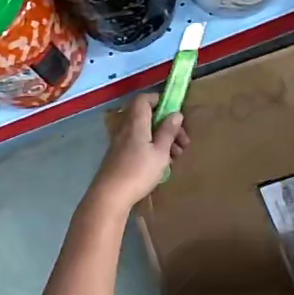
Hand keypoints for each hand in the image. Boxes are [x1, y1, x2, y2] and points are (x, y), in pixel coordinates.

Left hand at [88, 93, 187, 212]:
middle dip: (168, 126)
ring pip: (144, 132)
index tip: (175, 113)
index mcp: (136, 123)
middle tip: (183, 142)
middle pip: (147, 117)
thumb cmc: (138, 172)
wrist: (110, 195)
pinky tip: (163, 163)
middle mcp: (125, 129)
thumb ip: (168, 132)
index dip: (159, 100)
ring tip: (177, 156)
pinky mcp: (119, 155)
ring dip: (162, 139)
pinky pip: (138, 144)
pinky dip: (152, 148)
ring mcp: (120, 142)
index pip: (143, 99)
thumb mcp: (160, 152)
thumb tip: (175, 113)